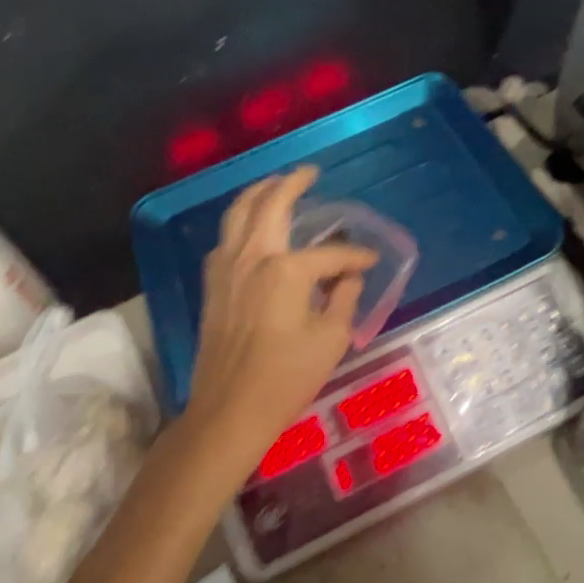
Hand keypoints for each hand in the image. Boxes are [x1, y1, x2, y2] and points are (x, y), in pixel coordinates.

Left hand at [186, 166, 376, 474]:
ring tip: (276, 183)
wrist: (229, 410)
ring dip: (259, 192)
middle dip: (292, 183)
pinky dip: (241, 219)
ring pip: (239, 211)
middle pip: (271, 204)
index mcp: (286, 269)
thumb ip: (344, 297)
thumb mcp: (330, 339)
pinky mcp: (212, 282)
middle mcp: (252, 256)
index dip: (355, 255)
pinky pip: (226, 235)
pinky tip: (251, 225)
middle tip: (309, 173)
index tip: (371, 260)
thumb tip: (350, 274)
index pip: (330, 253)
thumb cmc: (286, 378)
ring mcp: (226, 266)